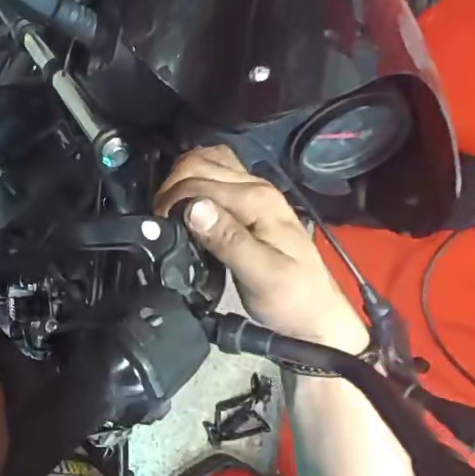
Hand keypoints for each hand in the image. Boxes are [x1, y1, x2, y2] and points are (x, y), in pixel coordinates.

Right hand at [154, 146, 368, 353]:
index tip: (159, 226)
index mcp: (257, 200)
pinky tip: (186, 204)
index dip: (170, 200)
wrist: (315, 313)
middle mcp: (257, 187)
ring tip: (169, 210)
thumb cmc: (291, 299)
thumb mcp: (261, 276)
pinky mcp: (250, 202)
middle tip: (160, 219)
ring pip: (207, 162)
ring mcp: (255, 192)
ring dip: (181, 179)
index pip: (198, 181)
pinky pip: (216, 175)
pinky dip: (195, 181)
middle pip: (200, 162)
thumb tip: (193, 208)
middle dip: (171, 186)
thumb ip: (228, 240)